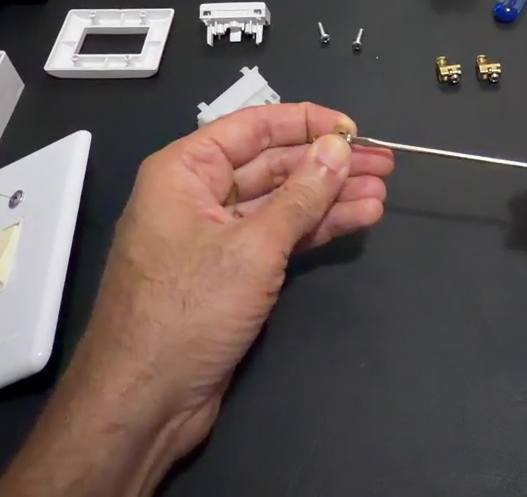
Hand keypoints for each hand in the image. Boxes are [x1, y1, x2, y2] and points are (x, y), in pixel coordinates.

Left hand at [0, 104, 393, 496]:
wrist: (144, 404)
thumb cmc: (187, 311)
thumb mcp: (253, 248)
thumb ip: (302, 195)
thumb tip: (338, 147)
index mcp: (185, 169)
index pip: (254, 127)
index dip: (307, 122)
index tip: (353, 127)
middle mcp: (199, 193)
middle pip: (274, 163)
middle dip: (328, 164)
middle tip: (383, 161)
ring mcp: (217, 234)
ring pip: (283, 201)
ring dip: (331, 196)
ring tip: (381, 190)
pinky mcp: (233, 271)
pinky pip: (280, 234)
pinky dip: (317, 227)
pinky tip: (358, 218)